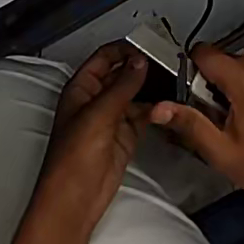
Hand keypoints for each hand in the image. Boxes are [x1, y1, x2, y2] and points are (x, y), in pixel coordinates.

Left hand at [32, 44, 148, 236]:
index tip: (146, 45)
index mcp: (80, 88)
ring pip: (133, 95)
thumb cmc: (72, 158)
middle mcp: (95, 100)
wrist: (76, 199)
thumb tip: (138, 62)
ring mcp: (110, 119)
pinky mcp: (124, 137)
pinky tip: (167, 104)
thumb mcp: (99, 114)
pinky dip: (154, 109)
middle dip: (140, 67)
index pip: (103, 58)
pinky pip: (141, 116)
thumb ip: (122, 86)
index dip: (123, 49)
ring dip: (149, 88)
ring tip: (171, 78)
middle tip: (164, 60)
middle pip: (120, 74)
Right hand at [150, 44, 243, 202]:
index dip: (189, 72)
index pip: (202, 53)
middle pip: (215, 59)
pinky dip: (235, 88)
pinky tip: (242, 117)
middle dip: (205, 83)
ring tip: (229, 120)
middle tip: (212, 116)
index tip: (190, 96)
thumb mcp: (222, 152)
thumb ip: (189, 124)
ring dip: (220, 86)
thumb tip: (159, 109)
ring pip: (228, 65)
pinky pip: (243, 71)